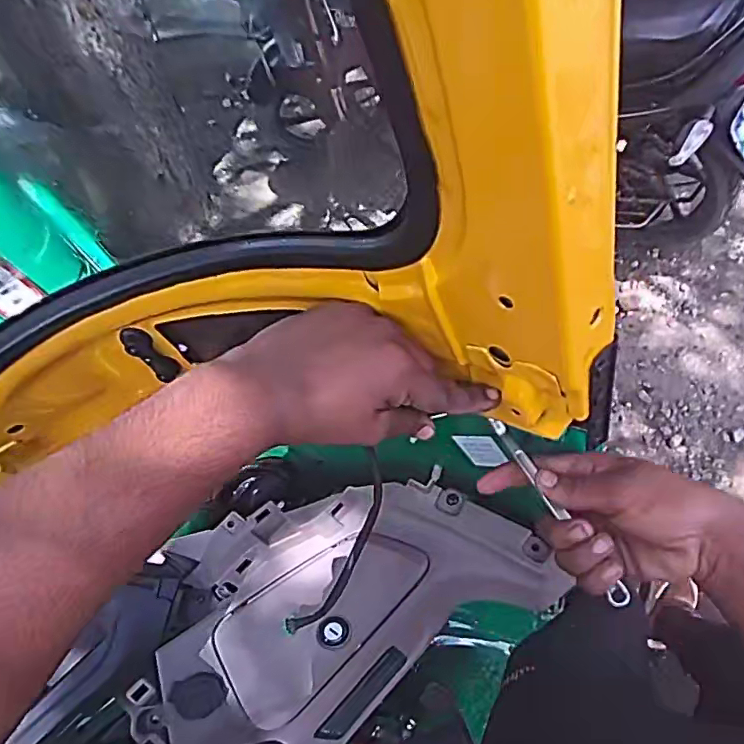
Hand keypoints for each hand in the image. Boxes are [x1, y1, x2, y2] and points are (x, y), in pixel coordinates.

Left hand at [214, 303, 497, 445]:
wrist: (258, 389)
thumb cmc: (306, 412)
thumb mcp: (366, 432)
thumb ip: (404, 424)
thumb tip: (420, 422)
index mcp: (401, 369)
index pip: (446, 390)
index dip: (469, 398)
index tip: (486, 397)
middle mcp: (387, 337)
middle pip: (424, 364)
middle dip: (424, 386)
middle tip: (414, 406)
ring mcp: (362, 320)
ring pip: (399, 344)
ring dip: (396, 365)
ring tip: (371, 388)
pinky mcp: (339, 311)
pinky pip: (370, 329)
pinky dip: (371, 347)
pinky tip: (352, 366)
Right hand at [477, 451, 743, 595]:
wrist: (704, 544)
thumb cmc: (674, 502)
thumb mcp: (624, 488)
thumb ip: (577, 490)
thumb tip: (540, 481)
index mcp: (591, 477)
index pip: (542, 474)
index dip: (513, 477)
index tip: (488, 484)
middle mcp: (588, 506)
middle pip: (547, 523)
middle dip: (565, 533)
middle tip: (589, 531)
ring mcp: (596, 536)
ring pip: (562, 553)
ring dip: (585, 556)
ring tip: (611, 549)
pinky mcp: (606, 563)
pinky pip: (582, 576)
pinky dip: (598, 575)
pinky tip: (618, 567)